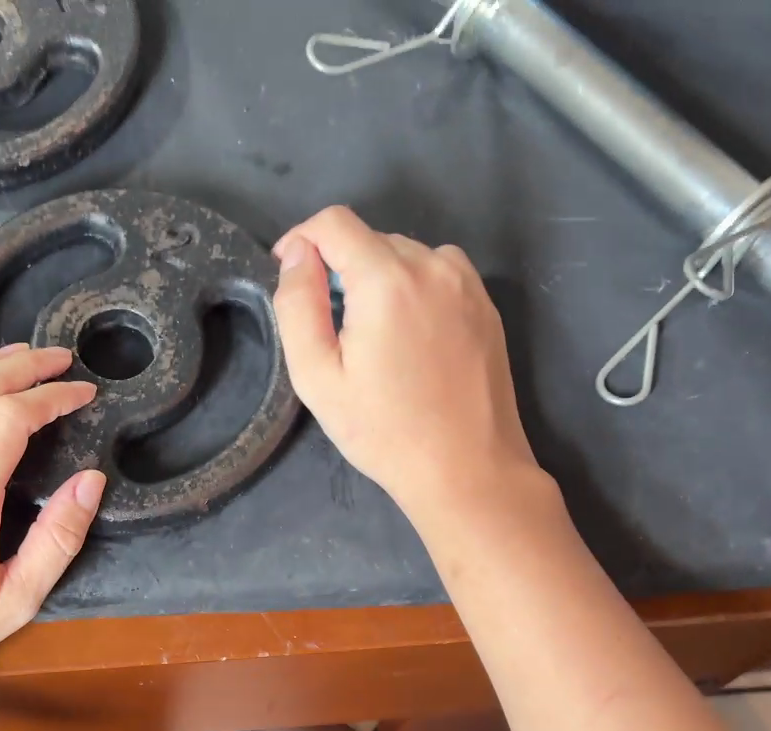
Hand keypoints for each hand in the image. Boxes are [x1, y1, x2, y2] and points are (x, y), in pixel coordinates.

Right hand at [271, 206, 540, 520]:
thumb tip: (295, 255)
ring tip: (365, 338)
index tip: (286, 275)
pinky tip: (404, 341)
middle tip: (325, 329)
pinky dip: (407, 291)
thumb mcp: (316, 375)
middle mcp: (432, 264)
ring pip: (402, 256)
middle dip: (337, 269)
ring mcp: (466, 281)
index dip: (299, 240)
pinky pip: (433, 274)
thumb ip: (297, 305)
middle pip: (368, 239)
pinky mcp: (484, 303)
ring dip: (373, 280)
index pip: (334, 223)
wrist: (465, 466)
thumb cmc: (380, 428)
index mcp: (387, 278)